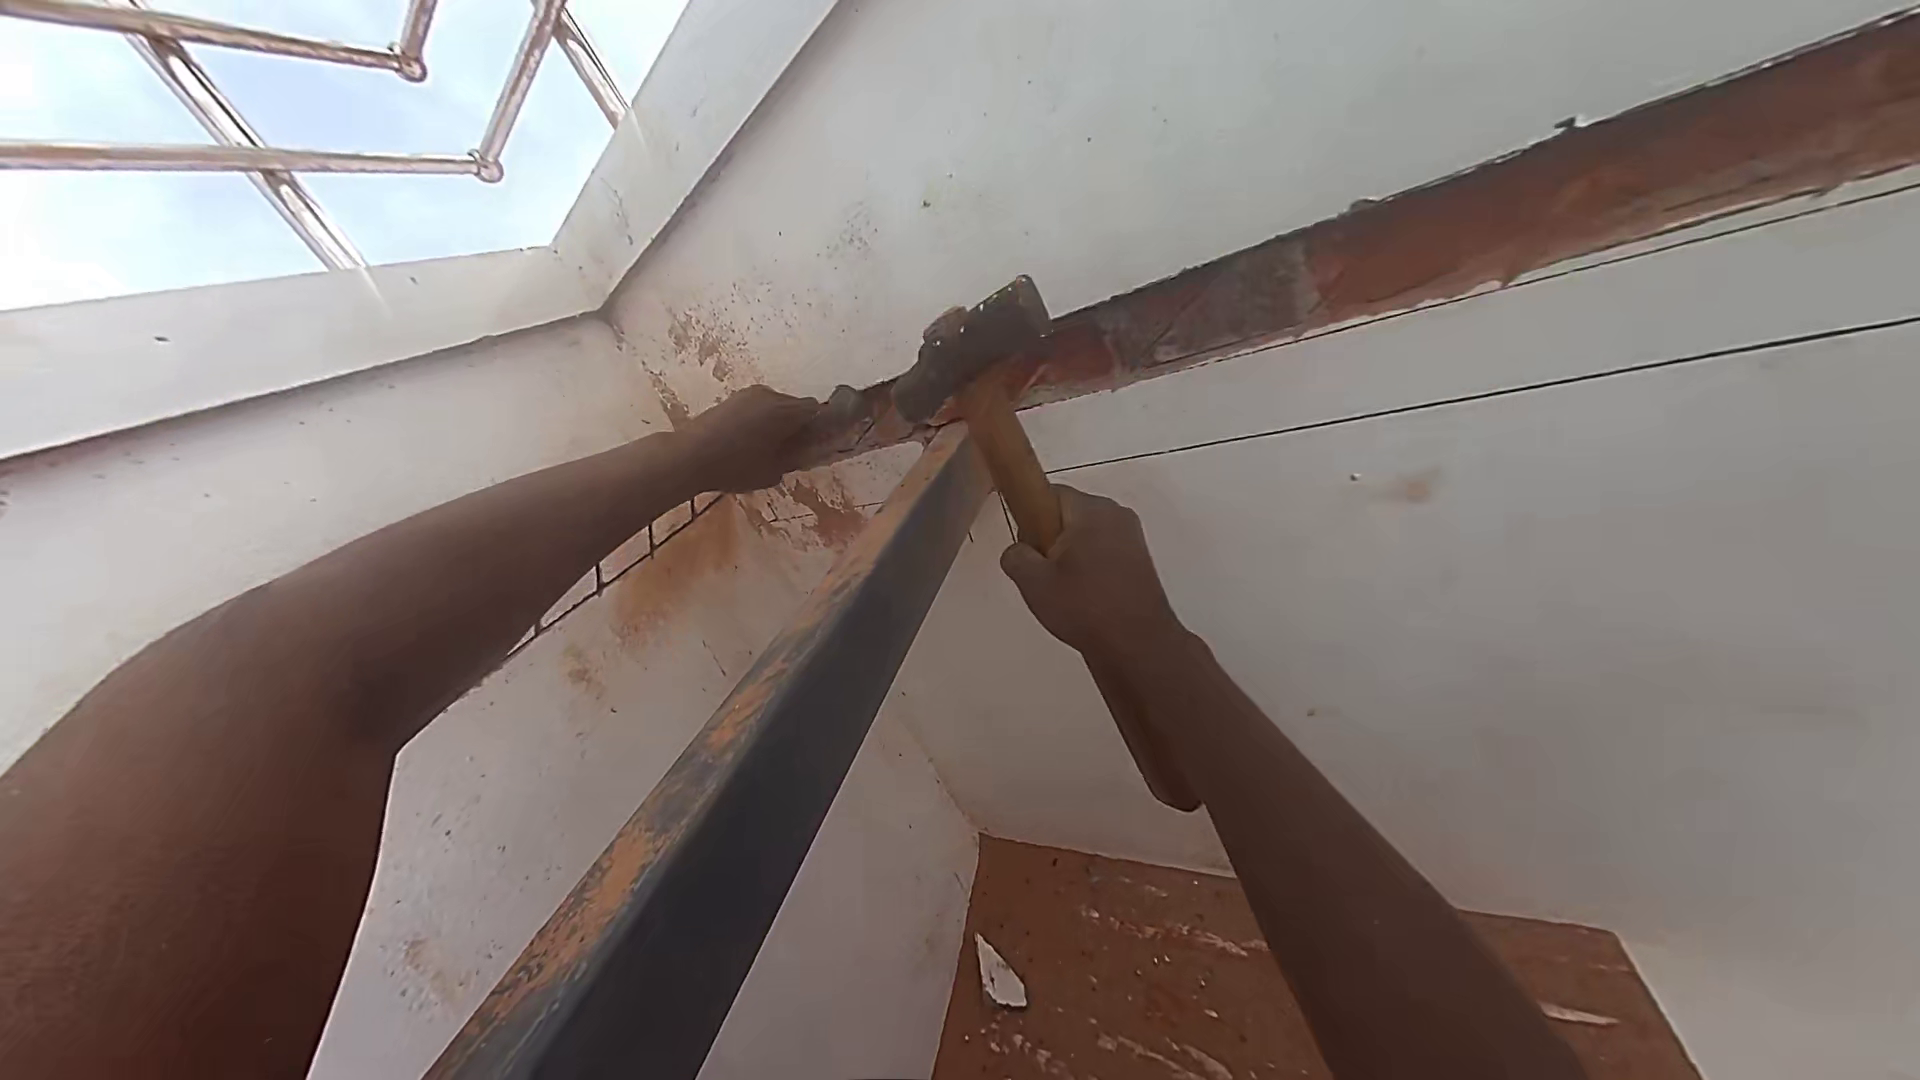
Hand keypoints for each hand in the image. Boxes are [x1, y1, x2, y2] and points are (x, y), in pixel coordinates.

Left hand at [679, 386, 822, 492]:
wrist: (689, 456)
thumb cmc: (737, 466)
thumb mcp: (774, 470)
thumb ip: (794, 457)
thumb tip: (804, 451)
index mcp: (786, 410)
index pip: (817, 409)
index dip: (820, 426)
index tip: (814, 443)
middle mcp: (770, 395)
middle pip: (795, 405)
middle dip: (797, 424)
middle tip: (791, 449)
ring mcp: (747, 394)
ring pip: (775, 406)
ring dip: (777, 421)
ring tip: (767, 447)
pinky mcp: (731, 399)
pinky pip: (757, 407)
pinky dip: (760, 420)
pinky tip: (749, 441)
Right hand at [1000, 485, 1186, 662]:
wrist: (1137, 646)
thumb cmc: (1084, 608)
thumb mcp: (1033, 582)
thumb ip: (1016, 556)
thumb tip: (1018, 551)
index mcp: (1091, 509)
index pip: (1050, 493)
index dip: (1030, 516)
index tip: (1026, 547)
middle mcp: (1116, 514)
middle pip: (1069, 514)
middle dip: (1050, 539)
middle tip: (1041, 574)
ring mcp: (1133, 537)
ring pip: (1086, 536)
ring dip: (1070, 557)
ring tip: (1063, 591)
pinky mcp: (1140, 561)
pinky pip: (1103, 553)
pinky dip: (1090, 568)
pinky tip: (1083, 598)